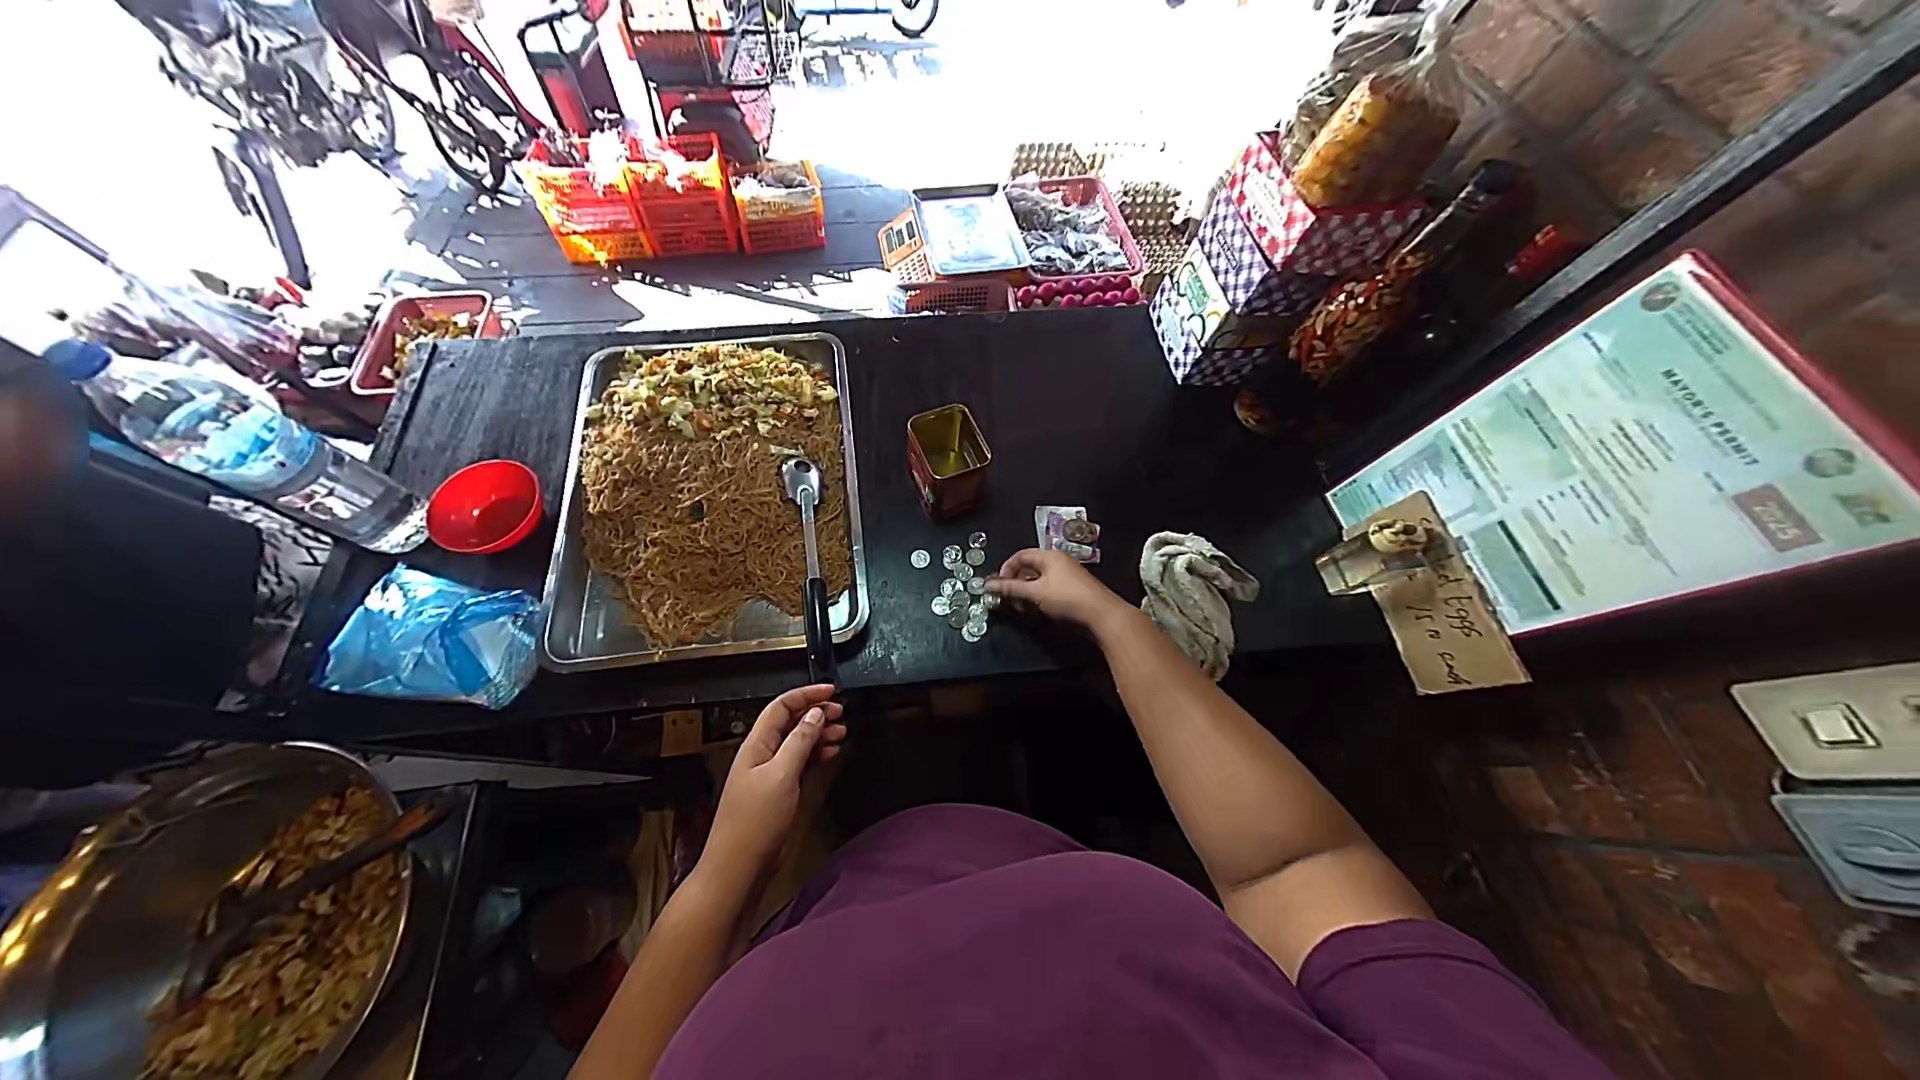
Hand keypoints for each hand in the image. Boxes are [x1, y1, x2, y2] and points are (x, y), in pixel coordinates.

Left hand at [701, 684, 846, 886]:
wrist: (738, 868)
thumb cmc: (755, 822)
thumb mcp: (782, 775)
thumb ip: (800, 742)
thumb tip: (816, 715)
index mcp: (756, 745)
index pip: (781, 707)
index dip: (806, 695)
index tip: (832, 692)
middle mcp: (762, 754)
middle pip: (790, 722)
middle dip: (815, 712)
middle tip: (841, 712)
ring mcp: (769, 773)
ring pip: (797, 742)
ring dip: (818, 734)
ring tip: (841, 732)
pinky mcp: (778, 791)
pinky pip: (799, 763)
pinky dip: (815, 755)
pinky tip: (829, 753)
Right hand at [986, 548, 1134, 632]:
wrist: (1101, 614)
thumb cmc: (1067, 598)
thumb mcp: (1035, 593)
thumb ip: (1011, 588)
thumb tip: (988, 584)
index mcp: (1049, 556)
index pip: (1021, 555)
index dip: (1006, 568)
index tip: (998, 584)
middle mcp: (1058, 562)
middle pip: (1030, 567)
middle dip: (1016, 582)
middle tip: (1008, 597)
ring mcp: (1067, 575)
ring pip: (1039, 580)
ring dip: (1026, 591)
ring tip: (1021, 606)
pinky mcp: (1072, 589)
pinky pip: (1049, 588)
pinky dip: (1038, 596)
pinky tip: (1036, 609)